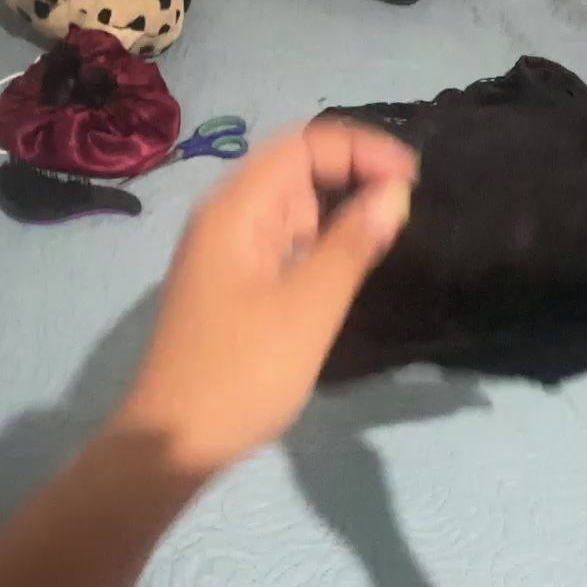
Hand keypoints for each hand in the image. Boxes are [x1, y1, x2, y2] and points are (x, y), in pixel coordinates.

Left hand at [114, 121, 416, 473]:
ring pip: (290, 213)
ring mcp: (226, 255)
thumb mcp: (308, 308)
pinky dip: (317, 248)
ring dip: (337, 216)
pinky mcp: (232, 287)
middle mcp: (226, 220)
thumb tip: (393, 193)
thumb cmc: (242, 374)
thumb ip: (352, 245)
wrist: (175, 442)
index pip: (303, 145)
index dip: (360, 150)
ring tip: (383, 239)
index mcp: (235, 211)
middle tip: (402, 213)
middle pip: (294, 172)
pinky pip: (281, 248)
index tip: (411, 180)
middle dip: (351, 179)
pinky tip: (344, 269)